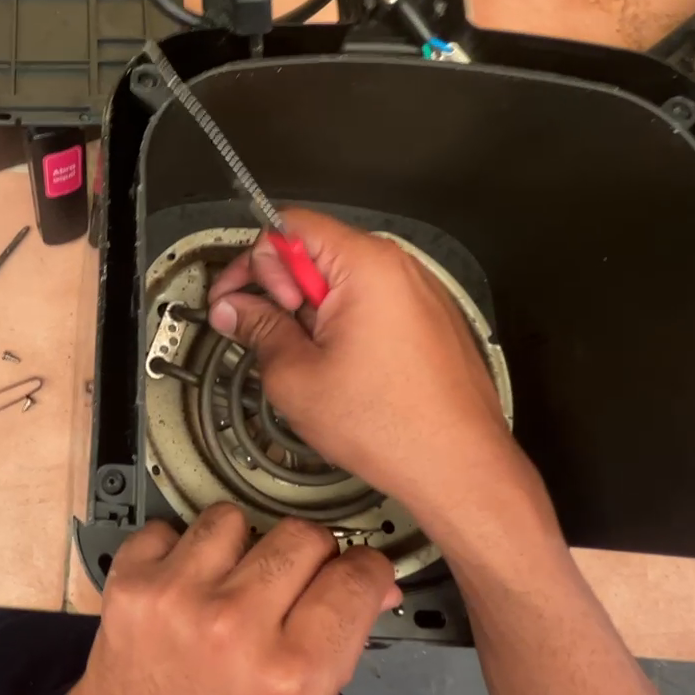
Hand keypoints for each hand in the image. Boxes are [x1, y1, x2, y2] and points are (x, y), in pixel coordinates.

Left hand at [53, 505, 398, 694]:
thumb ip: (340, 642)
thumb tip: (375, 581)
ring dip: (239, 542)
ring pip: (233, 517)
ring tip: (230, 579)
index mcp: (289, 676)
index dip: (365, 570)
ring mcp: (176, 598)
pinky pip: (169, 526)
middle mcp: (233, 628)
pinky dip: (178, 548)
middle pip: (300, 536)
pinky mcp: (132, 580)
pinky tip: (182, 583)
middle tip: (295, 575)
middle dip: (309, 551)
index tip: (360, 567)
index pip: (353, 581)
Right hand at [205, 208, 531, 530]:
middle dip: (278, 288)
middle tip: (266, 331)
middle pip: (312, 248)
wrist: (461, 469)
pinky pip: (368, 298)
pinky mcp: (426, 317)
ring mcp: (417, 291)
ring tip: (308, 357)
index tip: (239, 299)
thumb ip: (256, 327)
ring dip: (307, 308)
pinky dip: (340, 320)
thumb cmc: (393, 427)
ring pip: (338, 277)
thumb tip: (233, 308)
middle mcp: (396, 267)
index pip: (287, 225)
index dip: (253, 263)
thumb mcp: (294, 375)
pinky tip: (337, 365)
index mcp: (364, 266)